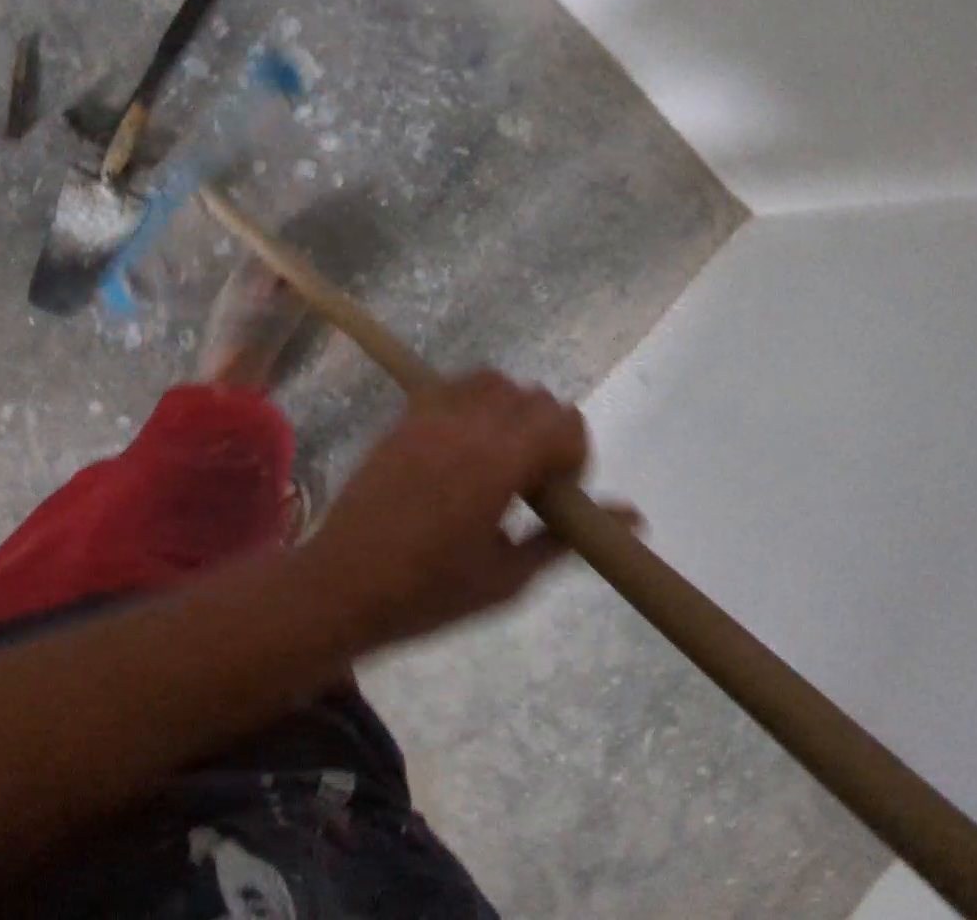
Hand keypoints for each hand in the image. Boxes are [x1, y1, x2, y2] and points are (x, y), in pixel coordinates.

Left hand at [296, 370, 634, 648]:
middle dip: (548, 435)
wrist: (341, 585)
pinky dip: (473, 403)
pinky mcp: (404, 418)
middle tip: (528, 484)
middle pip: (536, 398)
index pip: (565, 423)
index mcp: (498, 463)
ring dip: (511, 412)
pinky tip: (461, 447)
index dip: (574, 457)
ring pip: (496, 382)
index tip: (554, 497)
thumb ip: (568, 540)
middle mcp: (468, 425)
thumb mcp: (508, 578)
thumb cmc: (428, 594)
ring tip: (496, 460)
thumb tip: (635, 517)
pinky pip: (453, 385)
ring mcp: (430, 416)